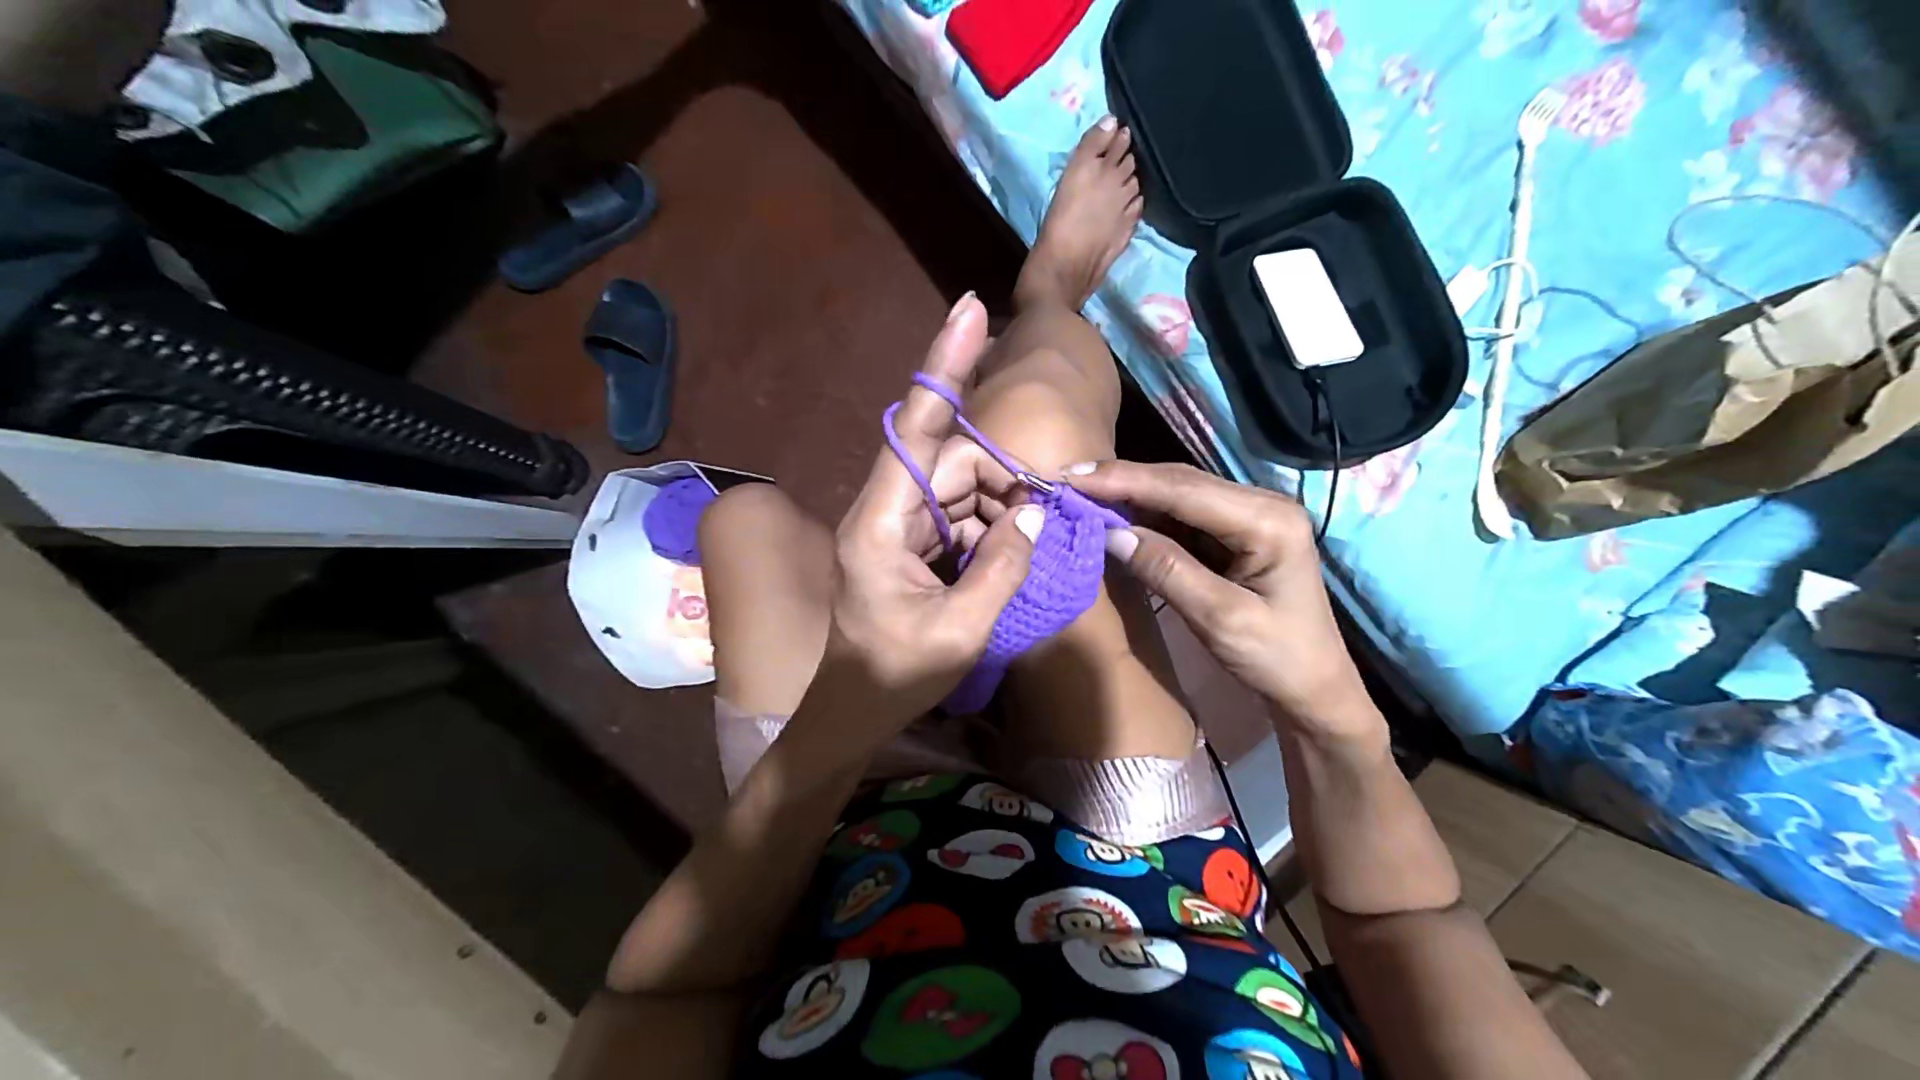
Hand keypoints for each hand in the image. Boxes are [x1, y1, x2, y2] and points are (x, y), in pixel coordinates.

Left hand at [811, 294, 1042, 737]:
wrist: (852, 711)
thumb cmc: (895, 677)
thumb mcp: (960, 630)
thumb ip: (1002, 566)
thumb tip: (1035, 510)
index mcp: (882, 523)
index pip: (916, 429)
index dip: (943, 366)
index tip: (970, 309)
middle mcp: (887, 509)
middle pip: (952, 459)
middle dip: (1001, 480)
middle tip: (1038, 520)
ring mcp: (899, 524)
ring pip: (960, 486)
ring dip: (999, 509)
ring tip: (1017, 554)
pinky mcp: (912, 541)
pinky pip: (959, 513)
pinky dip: (989, 527)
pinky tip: (1005, 556)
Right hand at [1063, 460, 1380, 741]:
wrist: (1312, 689)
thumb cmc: (1277, 658)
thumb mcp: (1220, 619)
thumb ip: (1167, 570)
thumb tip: (1111, 532)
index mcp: (1268, 520)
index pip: (1183, 490)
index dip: (1124, 480)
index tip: (1072, 475)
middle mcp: (1260, 504)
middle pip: (1178, 483)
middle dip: (1121, 481)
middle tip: (1066, 480)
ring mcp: (1246, 517)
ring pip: (1175, 495)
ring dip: (1128, 495)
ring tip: (1080, 494)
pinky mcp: (1231, 534)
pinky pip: (1179, 516)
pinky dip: (1143, 516)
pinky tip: (1112, 515)